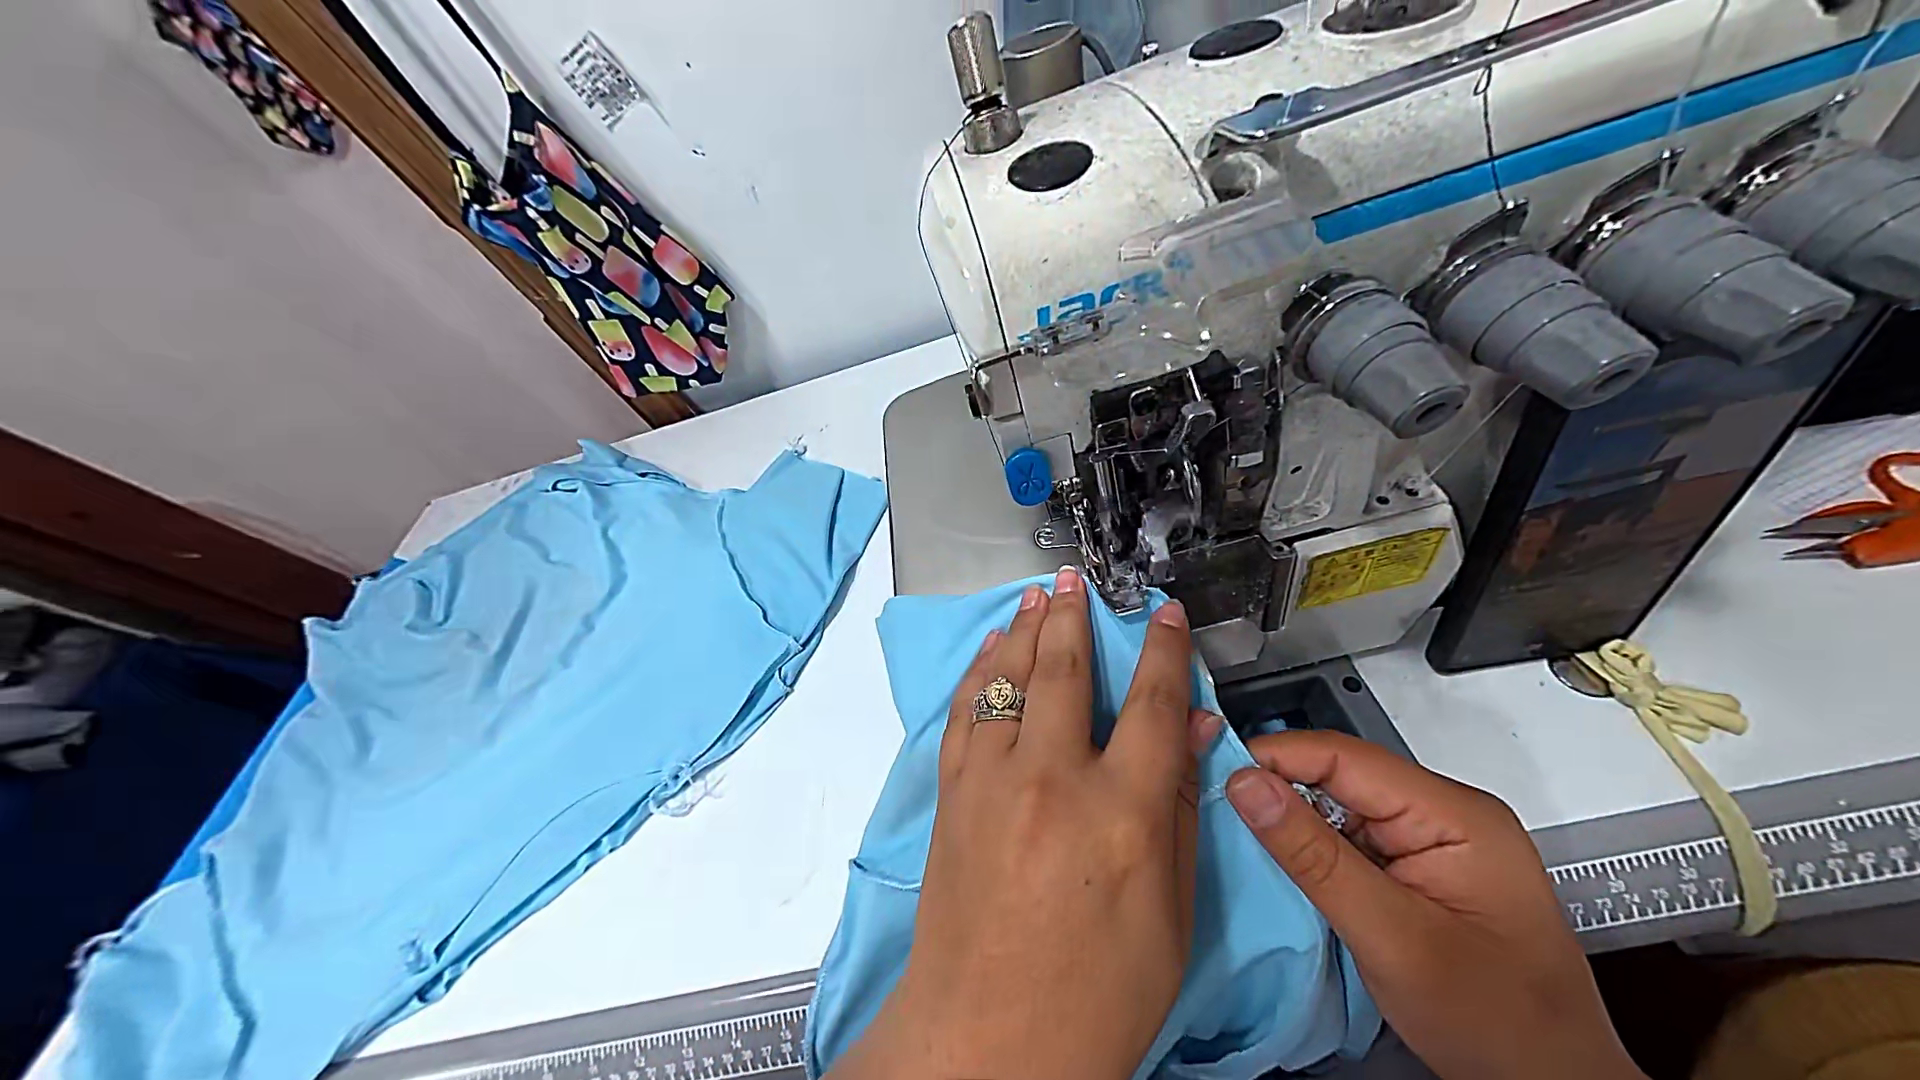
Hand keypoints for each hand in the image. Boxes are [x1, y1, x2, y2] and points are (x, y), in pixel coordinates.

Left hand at [830, 567, 1220, 1079]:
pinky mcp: (952, 793)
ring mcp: (991, 780)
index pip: (1151, 704)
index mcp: (1121, 812)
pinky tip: (990, 651)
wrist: (987, 1037)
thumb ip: (1182, 808)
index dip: (1163, 651)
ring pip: (1007, 678)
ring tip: (1034, 596)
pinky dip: (979, 672)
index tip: (1163, 616)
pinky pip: (965, 711)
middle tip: (1075, 581)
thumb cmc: (1096, 992)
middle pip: (1064, 670)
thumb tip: (1192, 727)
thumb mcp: (1170, 911)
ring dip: (1023, 629)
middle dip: (1074, 615)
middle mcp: (1051, 779)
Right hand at [1225, 732, 1644, 1079]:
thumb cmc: (1496, 1022)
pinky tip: (1287, 864)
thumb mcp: (1392, 938)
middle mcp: (1443, 812)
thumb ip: (1313, 855)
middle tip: (1224, 810)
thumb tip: (1245, 783)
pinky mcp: (1414, 862)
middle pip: (1337, 775)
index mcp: (1454, 814)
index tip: (1218, 775)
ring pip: (1336, 803)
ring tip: (1247, 839)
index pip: (1343, 755)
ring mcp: (1429, 837)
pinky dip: (1311, 846)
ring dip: (1292, 820)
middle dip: (1278, 790)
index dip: (1275, 757)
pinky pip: (1347, 834)